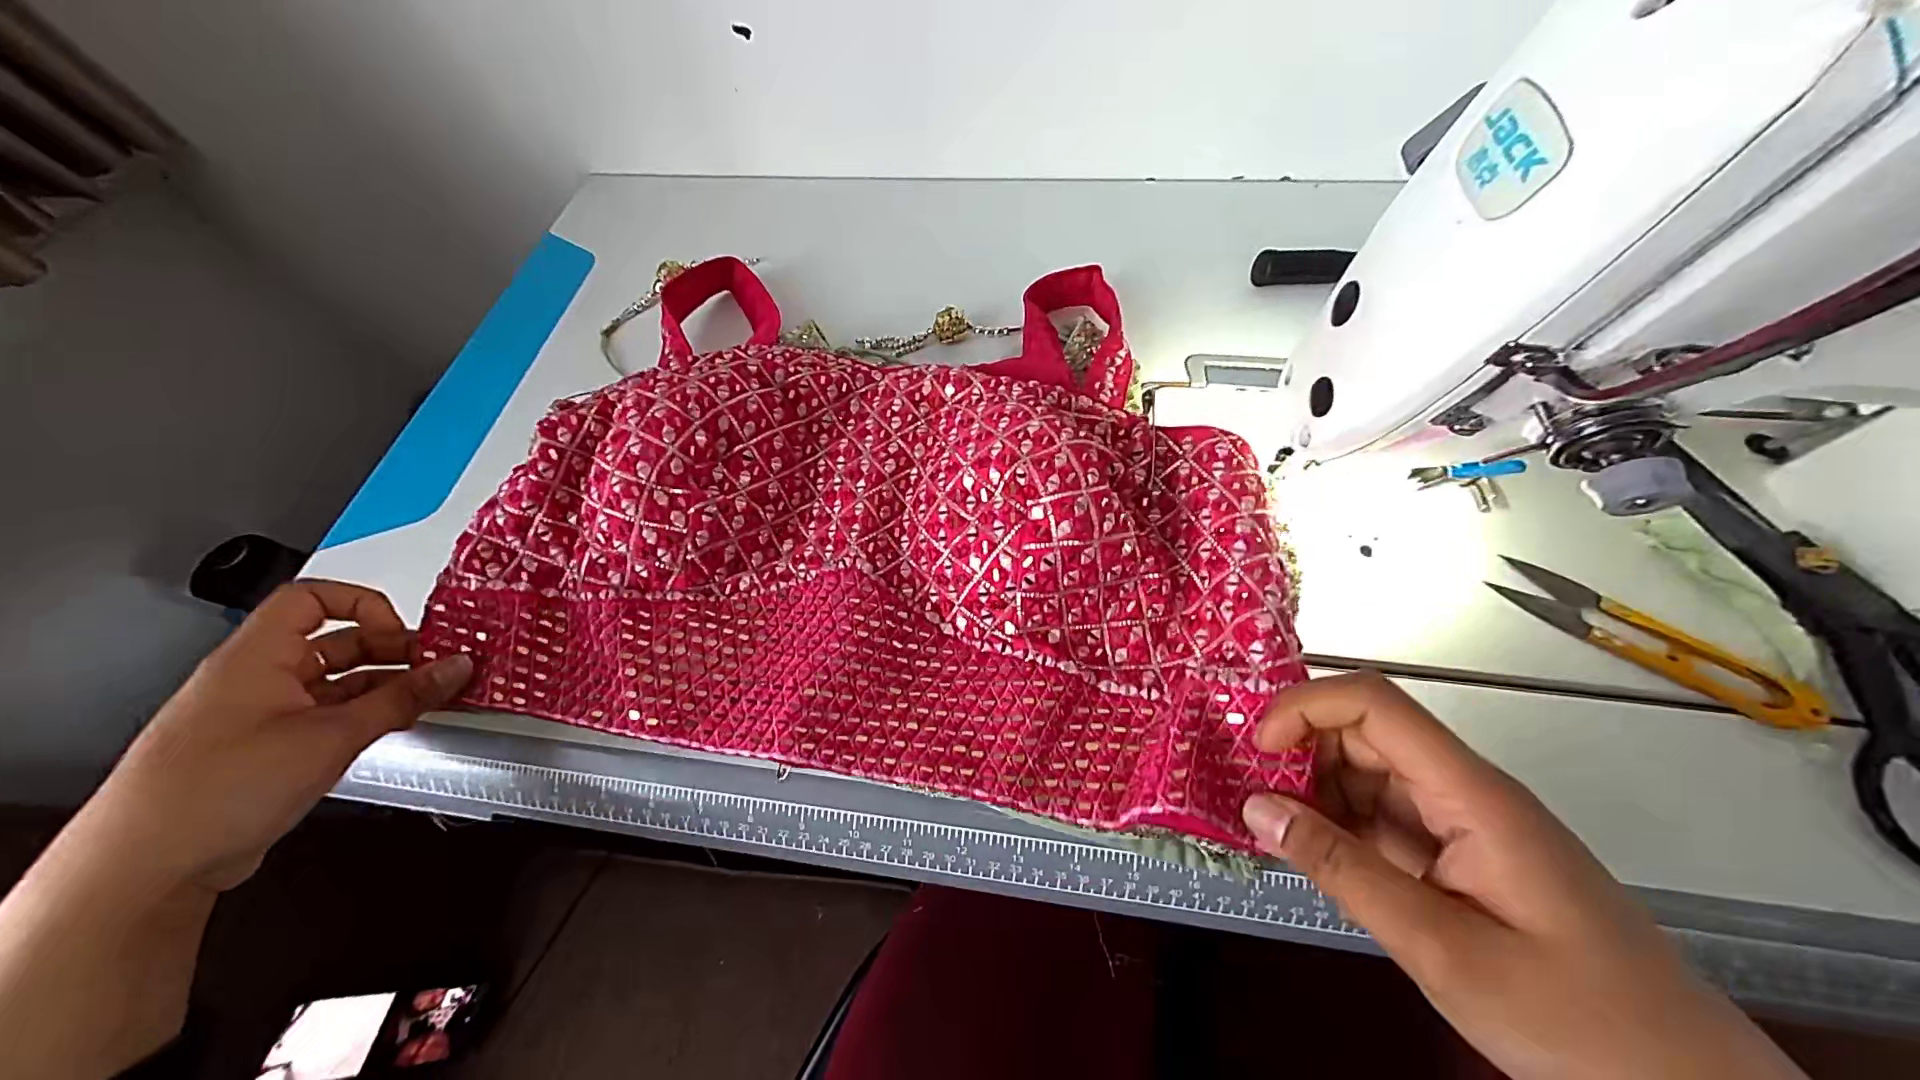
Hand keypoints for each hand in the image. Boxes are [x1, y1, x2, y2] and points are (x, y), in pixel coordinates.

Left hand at [79, 581, 472, 892]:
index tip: (405, 632)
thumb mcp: (333, 736)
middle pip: (338, 641)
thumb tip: (452, 668)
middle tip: (438, 667)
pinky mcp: (270, 747)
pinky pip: (330, 714)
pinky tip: (397, 725)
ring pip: (339, 680)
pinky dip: (369, 714)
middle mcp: (257, 678)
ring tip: (428, 699)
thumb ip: (403, 698)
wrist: (146, 869)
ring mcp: (263, 713)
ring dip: (387, 685)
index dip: (366, 606)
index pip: (314, 598)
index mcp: (257, 657)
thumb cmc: (210, 795)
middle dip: (393, 651)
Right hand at [1240, 672, 1803, 1079]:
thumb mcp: (1440, 948)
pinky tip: (1309, 853)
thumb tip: (1257, 808)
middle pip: (1364, 733)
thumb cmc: (1581, 1023)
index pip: (1375, 704)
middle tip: (1249, 794)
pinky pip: (1380, 819)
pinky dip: (1336, 827)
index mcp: (1471, 794)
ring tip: (1269, 828)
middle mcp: (1464, 793)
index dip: (1305, 708)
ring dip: (1311, 791)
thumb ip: (1342, 869)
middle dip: (1298, 751)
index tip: (1257, 749)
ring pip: (1366, 775)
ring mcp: (1462, 824)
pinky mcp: (1458, 857)